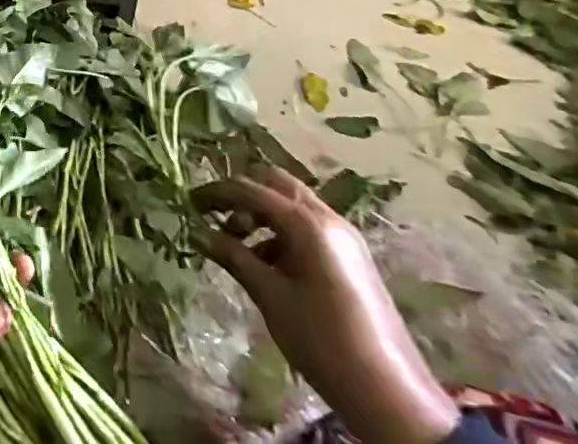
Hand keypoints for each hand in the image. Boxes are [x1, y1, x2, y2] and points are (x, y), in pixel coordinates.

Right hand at [193, 172, 458, 443]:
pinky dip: (280, 232)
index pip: (251, 190)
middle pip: (276, 184)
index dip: (216, 193)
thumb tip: (198, 232)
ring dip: (260, 214)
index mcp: (308, 224)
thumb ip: (233, 256)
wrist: (390, 394)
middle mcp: (328, 219)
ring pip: (292, 205)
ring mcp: (343, 236)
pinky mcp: (349, 256)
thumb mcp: (270, 296)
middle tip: (215, 217)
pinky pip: (307, 227)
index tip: (187, 202)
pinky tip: (265, 263)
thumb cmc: (322, 341)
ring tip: (236, 245)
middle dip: (242, 195)